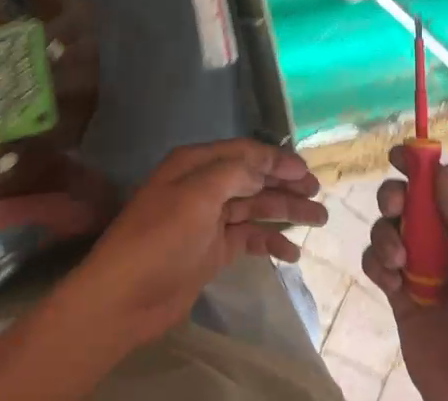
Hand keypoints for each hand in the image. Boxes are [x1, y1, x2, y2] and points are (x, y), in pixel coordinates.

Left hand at [65, 140, 326, 345]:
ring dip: (285, 211)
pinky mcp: (212, 250)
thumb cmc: (161, 237)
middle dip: (285, 184)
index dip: (275, 158)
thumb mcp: (196, 195)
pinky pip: (248, 238)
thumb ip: (233, 172)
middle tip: (319, 193)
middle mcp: (202, 186)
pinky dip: (271, 242)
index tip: (307, 170)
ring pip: (254, 208)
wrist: (127, 295)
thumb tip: (263, 163)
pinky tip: (293, 253)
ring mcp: (208, 220)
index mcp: (194, 164)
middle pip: (252, 178)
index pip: (242, 152)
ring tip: (320, 219)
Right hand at [362, 147, 447, 400]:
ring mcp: (423, 272)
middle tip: (394, 209)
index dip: (422, 167)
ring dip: (385, 235)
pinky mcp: (400, 296)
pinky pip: (377, 263)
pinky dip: (376, 264)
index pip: (446, 188)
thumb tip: (444, 169)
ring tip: (397, 262)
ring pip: (390, 229)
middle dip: (396, 198)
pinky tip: (389, 282)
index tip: (397, 155)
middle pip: (411, 203)